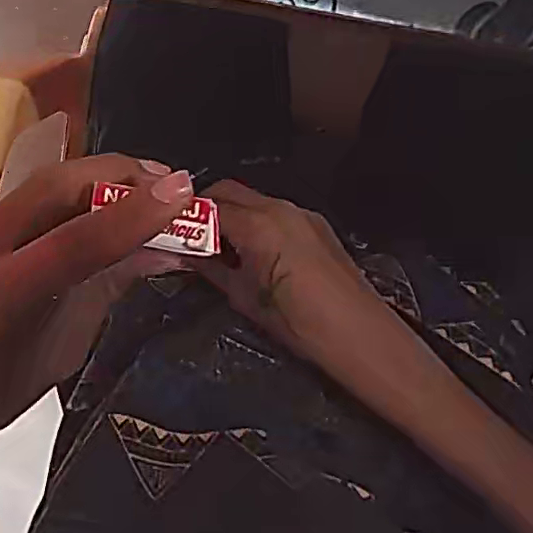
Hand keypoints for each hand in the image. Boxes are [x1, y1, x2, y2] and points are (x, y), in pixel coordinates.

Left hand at [0, 154, 195, 465]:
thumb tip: (164, 249)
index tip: (181, 194)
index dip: (133, 214)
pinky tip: (105, 195)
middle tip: (169, 183)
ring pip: (42, 182)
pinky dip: (76, 190)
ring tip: (146, 182)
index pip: (72, 243)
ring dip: (99, 177)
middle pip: (54, 189)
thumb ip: (108, 289)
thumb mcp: (66, 348)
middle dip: (118, 175)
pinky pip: (31, 195)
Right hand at [195, 179, 378, 359]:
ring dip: (229, 213)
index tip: (166, 233)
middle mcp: (279, 208)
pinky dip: (254, 221)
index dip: (182, 219)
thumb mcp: (244, 298)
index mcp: (258, 225)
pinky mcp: (316, 224)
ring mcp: (301, 213)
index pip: (206, 206)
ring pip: (250, 198)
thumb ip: (209, 267)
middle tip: (189, 238)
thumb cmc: (301, 326)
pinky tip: (253, 252)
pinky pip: (274, 211)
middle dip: (203, 208)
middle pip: (226, 190)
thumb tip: (182, 253)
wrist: (366, 342)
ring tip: (219, 248)